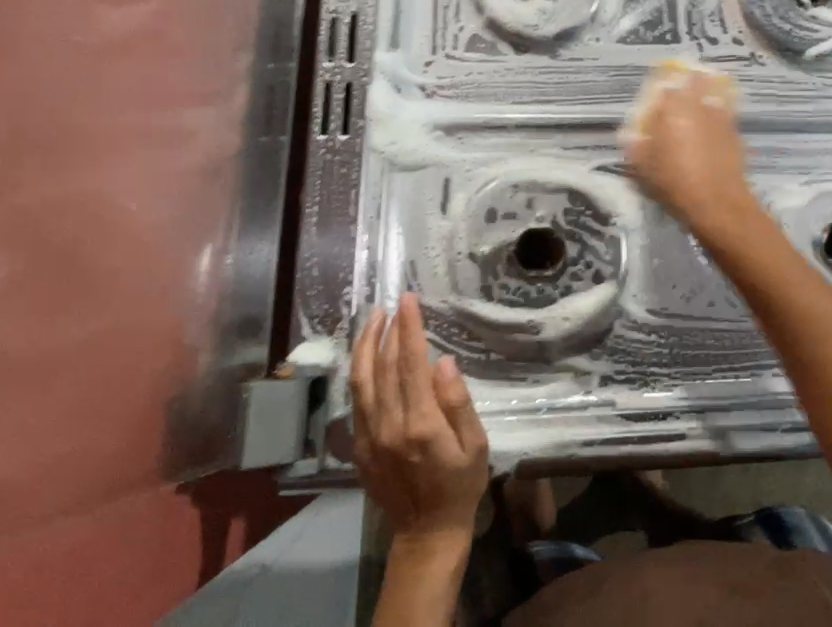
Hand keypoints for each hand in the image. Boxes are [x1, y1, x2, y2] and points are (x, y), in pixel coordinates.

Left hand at [350, 293, 489, 544]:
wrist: (427, 531)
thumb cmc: (461, 485)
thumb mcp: (475, 444)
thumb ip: (457, 401)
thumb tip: (442, 361)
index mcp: (420, 424)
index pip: (410, 363)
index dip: (408, 327)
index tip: (409, 300)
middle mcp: (388, 426)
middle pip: (380, 366)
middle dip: (386, 329)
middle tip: (393, 303)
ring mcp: (368, 436)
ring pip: (360, 380)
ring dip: (365, 345)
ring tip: (374, 320)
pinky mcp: (358, 446)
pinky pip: (355, 400)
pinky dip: (358, 371)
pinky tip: (365, 357)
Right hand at [622, 63, 757, 234]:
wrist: (717, 203)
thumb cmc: (674, 181)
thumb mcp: (641, 166)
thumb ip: (635, 144)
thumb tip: (634, 134)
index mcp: (674, 107)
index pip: (668, 81)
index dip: (664, 84)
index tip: (659, 92)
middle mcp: (700, 104)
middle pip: (698, 79)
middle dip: (690, 80)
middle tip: (682, 92)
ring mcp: (723, 117)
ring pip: (715, 94)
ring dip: (707, 96)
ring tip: (698, 110)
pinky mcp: (737, 134)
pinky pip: (726, 116)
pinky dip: (718, 118)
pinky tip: (712, 134)